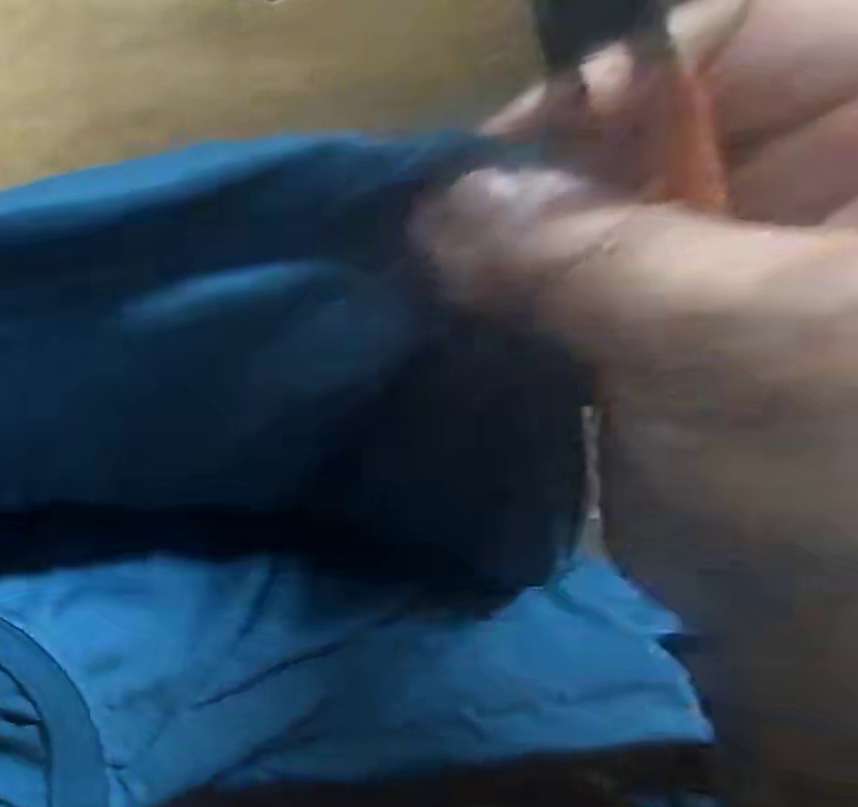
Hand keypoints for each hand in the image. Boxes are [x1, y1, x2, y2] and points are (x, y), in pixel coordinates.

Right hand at [416, 0, 857, 645]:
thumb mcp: (732, 335)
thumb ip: (578, 252)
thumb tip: (437, 201)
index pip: (733, 39)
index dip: (593, 97)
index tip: (468, 185)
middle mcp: (822, 179)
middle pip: (640, 139)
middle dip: (523, 197)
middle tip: (418, 256)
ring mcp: (735, 265)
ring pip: (587, 227)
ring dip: (499, 264)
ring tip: (420, 300)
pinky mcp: (663, 338)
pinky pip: (566, 297)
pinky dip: (504, 312)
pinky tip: (449, 334)